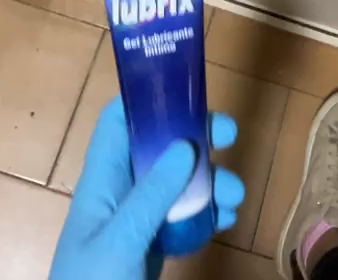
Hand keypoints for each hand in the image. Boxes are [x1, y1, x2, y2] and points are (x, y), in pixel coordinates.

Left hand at [50, 96, 247, 279]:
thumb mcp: (120, 240)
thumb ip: (152, 194)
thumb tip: (186, 144)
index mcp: (102, 181)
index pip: (118, 122)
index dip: (146, 99)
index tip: (186, 91)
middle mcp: (120, 193)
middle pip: (157, 147)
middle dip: (195, 138)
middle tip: (230, 135)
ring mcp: (136, 221)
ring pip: (177, 182)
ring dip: (209, 180)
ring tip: (235, 196)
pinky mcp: (151, 246)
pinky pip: (183, 217)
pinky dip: (207, 213)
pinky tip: (226, 219)